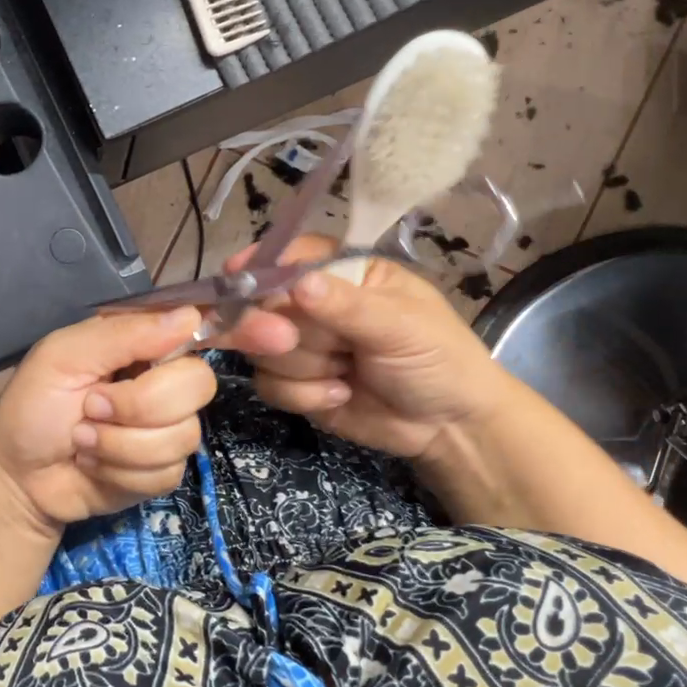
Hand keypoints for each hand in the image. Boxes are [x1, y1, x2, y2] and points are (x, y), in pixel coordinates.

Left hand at [0, 307, 217, 533]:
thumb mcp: (63, 356)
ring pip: (183, 436)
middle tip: (90, 407)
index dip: (195, 342)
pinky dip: (120, 472)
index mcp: (140, 343)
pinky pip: (168, 472)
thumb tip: (191, 316)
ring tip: (82, 440)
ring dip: (120, 444)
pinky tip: (93, 466)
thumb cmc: (32, 405)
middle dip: (137, 405)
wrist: (15, 476)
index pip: (193, 330)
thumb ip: (123, 334)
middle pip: (197, 384)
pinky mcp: (162, 472)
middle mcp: (160, 381)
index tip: (178, 353)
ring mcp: (166, 429)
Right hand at [219, 234, 508, 456]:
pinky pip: (268, 384)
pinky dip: (303, 395)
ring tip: (346, 374)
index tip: (236, 276)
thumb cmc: (438, 360)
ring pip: (261, 348)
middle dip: (277, 329)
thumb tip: (297, 284)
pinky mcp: (294, 383)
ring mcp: (301, 345)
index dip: (261, 265)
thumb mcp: (400, 326)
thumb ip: (346, 305)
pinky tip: (341, 395)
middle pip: (263, 305)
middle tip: (288, 342)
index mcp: (344, 274)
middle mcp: (314, 304)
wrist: (450, 429)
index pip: (291, 257)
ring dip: (304, 367)